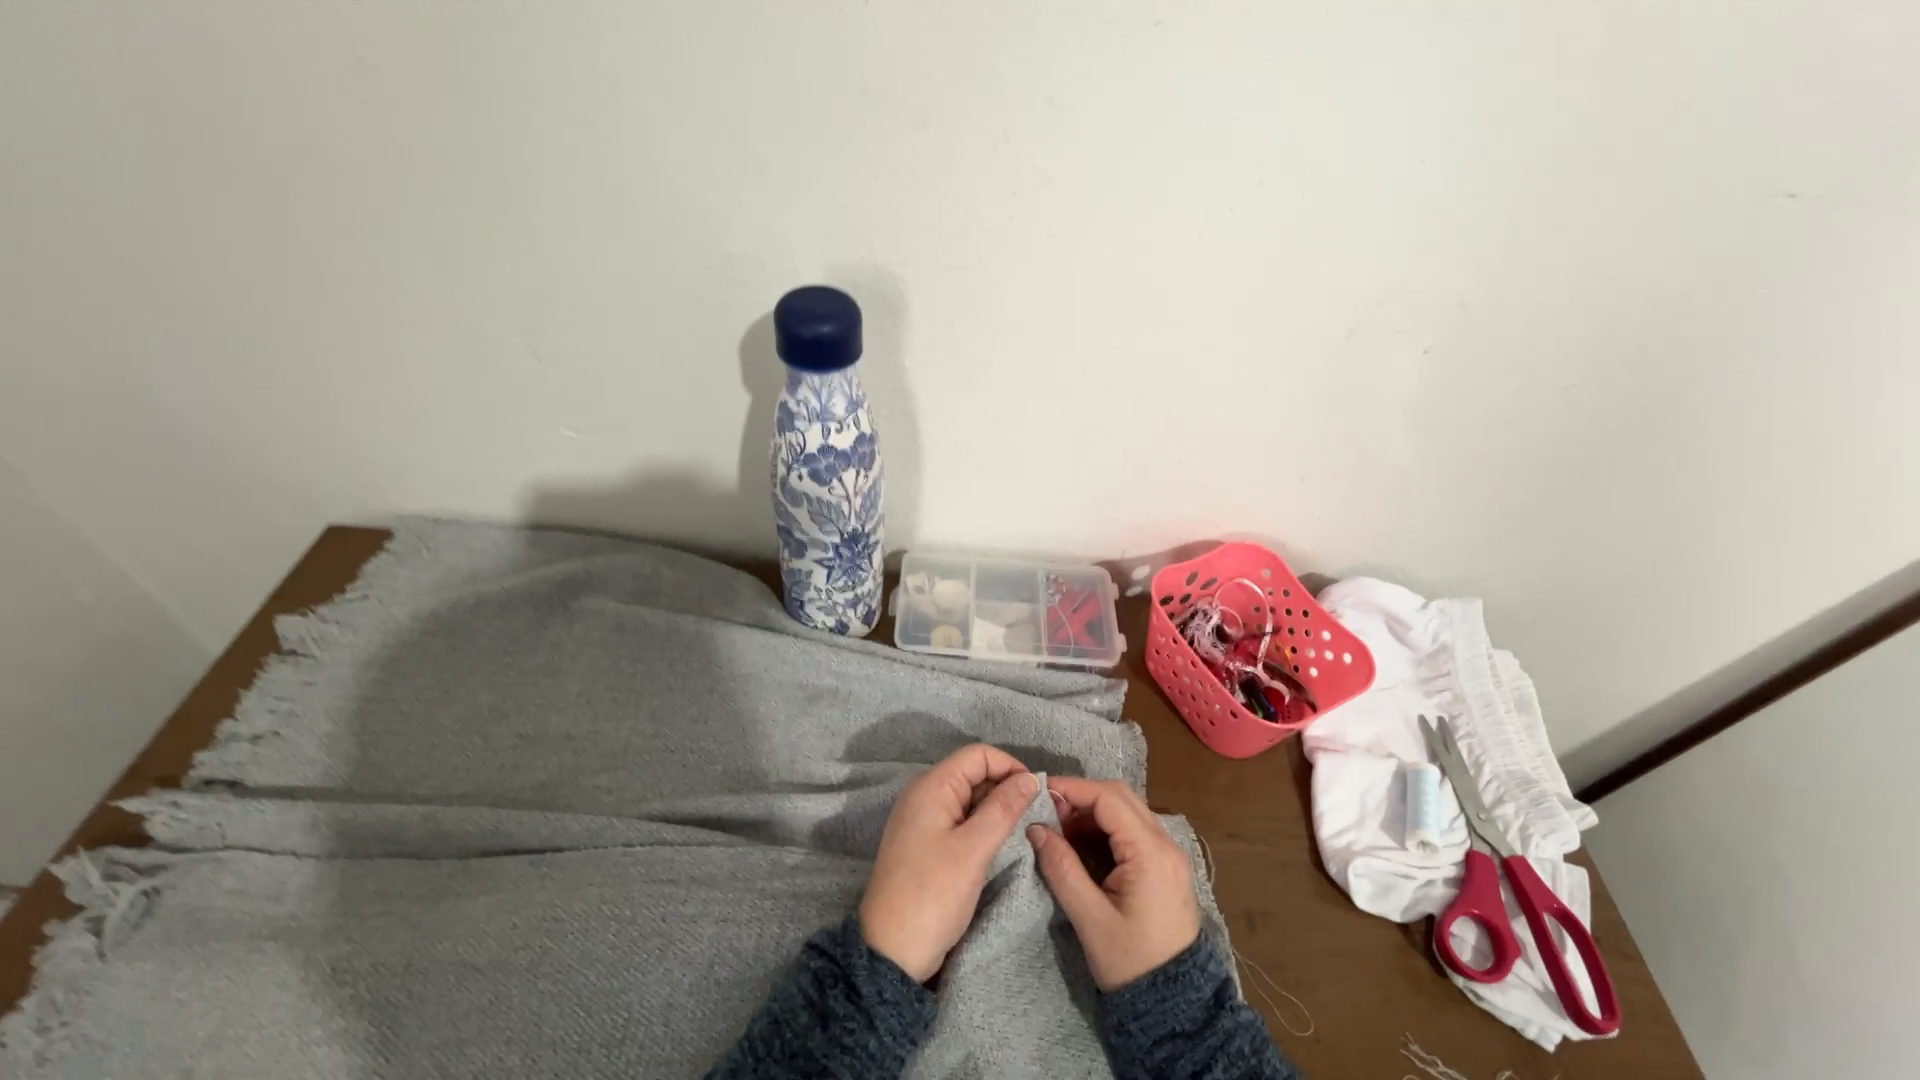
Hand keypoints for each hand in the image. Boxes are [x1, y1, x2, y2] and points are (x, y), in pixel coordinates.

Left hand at [859, 744, 1038, 981]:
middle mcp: (924, 795)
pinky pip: (960, 821)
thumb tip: (1030, 778)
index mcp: (931, 787)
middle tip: (1037, 815)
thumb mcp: (974, 849)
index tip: (1038, 793)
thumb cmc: (933, 894)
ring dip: (997, 809)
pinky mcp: (926, 844)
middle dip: (1006, 787)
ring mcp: (923, 820)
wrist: (892, 949)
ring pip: (969, 799)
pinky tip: (1001, 845)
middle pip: (974, 774)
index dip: (1011, 767)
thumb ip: (1003, 808)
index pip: (978, 755)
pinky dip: (982, 826)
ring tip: (1024, 831)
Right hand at [1027, 776, 1201, 991]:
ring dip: (1093, 812)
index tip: (1039, 792)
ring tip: (1060, 830)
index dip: (1073, 789)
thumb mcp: (1090, 918)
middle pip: (1121, 797)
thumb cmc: (1131, 962)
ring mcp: (1169, 854)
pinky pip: (1134, 829)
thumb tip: (1035, 829)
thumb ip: (1062, 868)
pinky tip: (1082, 845)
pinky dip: (1106, 827)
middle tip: (1048, 813)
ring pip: (1128, 810)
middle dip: (1082, 797)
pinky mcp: (1165, 866)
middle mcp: (1166, 844)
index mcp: (1151, 853)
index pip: (1109, 799)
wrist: (1174, 1002)